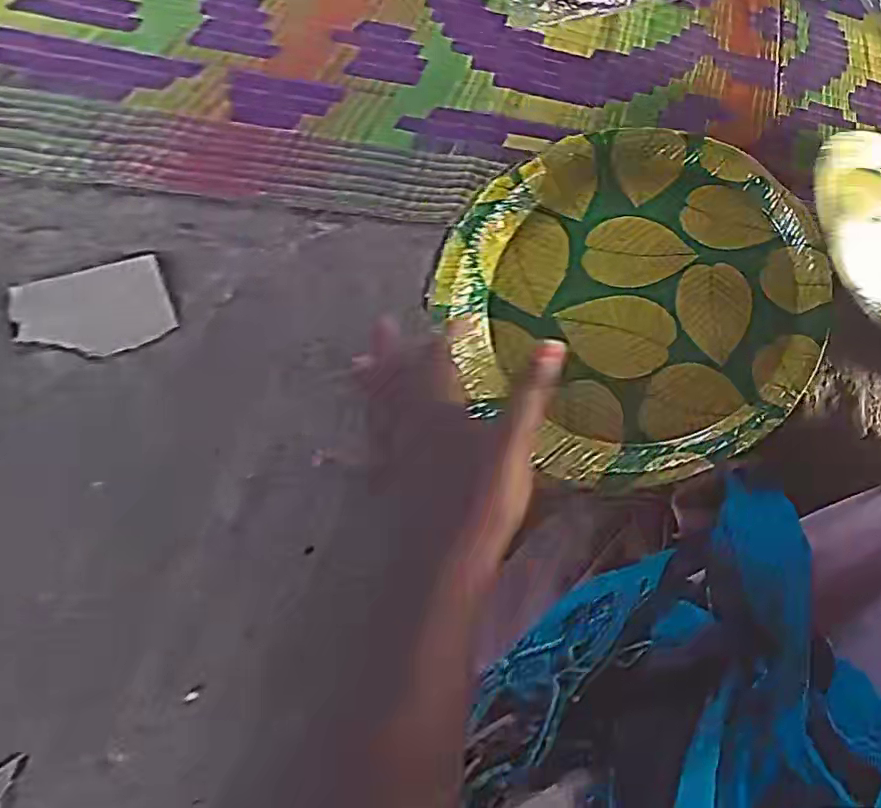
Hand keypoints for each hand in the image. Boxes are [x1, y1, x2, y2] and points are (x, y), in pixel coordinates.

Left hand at [353, 316, 565, 595]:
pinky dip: (346, 455)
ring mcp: (397, 459)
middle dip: (393, 352)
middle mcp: (412, 428)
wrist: (446, 563)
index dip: (451, 336)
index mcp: (442, 411)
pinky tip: (328, 455)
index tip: (463, 318)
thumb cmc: (486, 498)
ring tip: (354, 367)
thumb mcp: (517, 439)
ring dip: (370, 388)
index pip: (442, 361)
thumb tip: (551, 342)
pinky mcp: (392, 489)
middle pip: (399, 382)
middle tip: (381, 326)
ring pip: (378, 415)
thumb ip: (532, 391)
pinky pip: (364, 464)